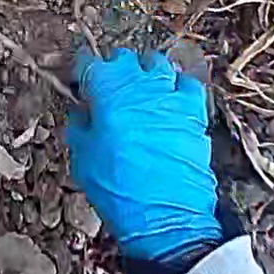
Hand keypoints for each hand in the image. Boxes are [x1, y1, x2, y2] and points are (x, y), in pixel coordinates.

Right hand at [65, 46, 220, 264]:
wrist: (165, 215)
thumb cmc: (119, 188)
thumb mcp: (83, 159)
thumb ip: (79, 127)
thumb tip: (81, 114)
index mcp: (106, 88)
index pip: (87, 62)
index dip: (81, 71)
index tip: (80, 80)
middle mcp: (138, 82)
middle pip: (123, 58)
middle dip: (114, 69)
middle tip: (109, 89)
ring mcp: (169, 91)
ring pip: (157, 63)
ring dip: (146, 73)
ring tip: (142, 90)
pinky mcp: (193, 108)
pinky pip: (187, 83)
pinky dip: (178, 87)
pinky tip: (172, 100)